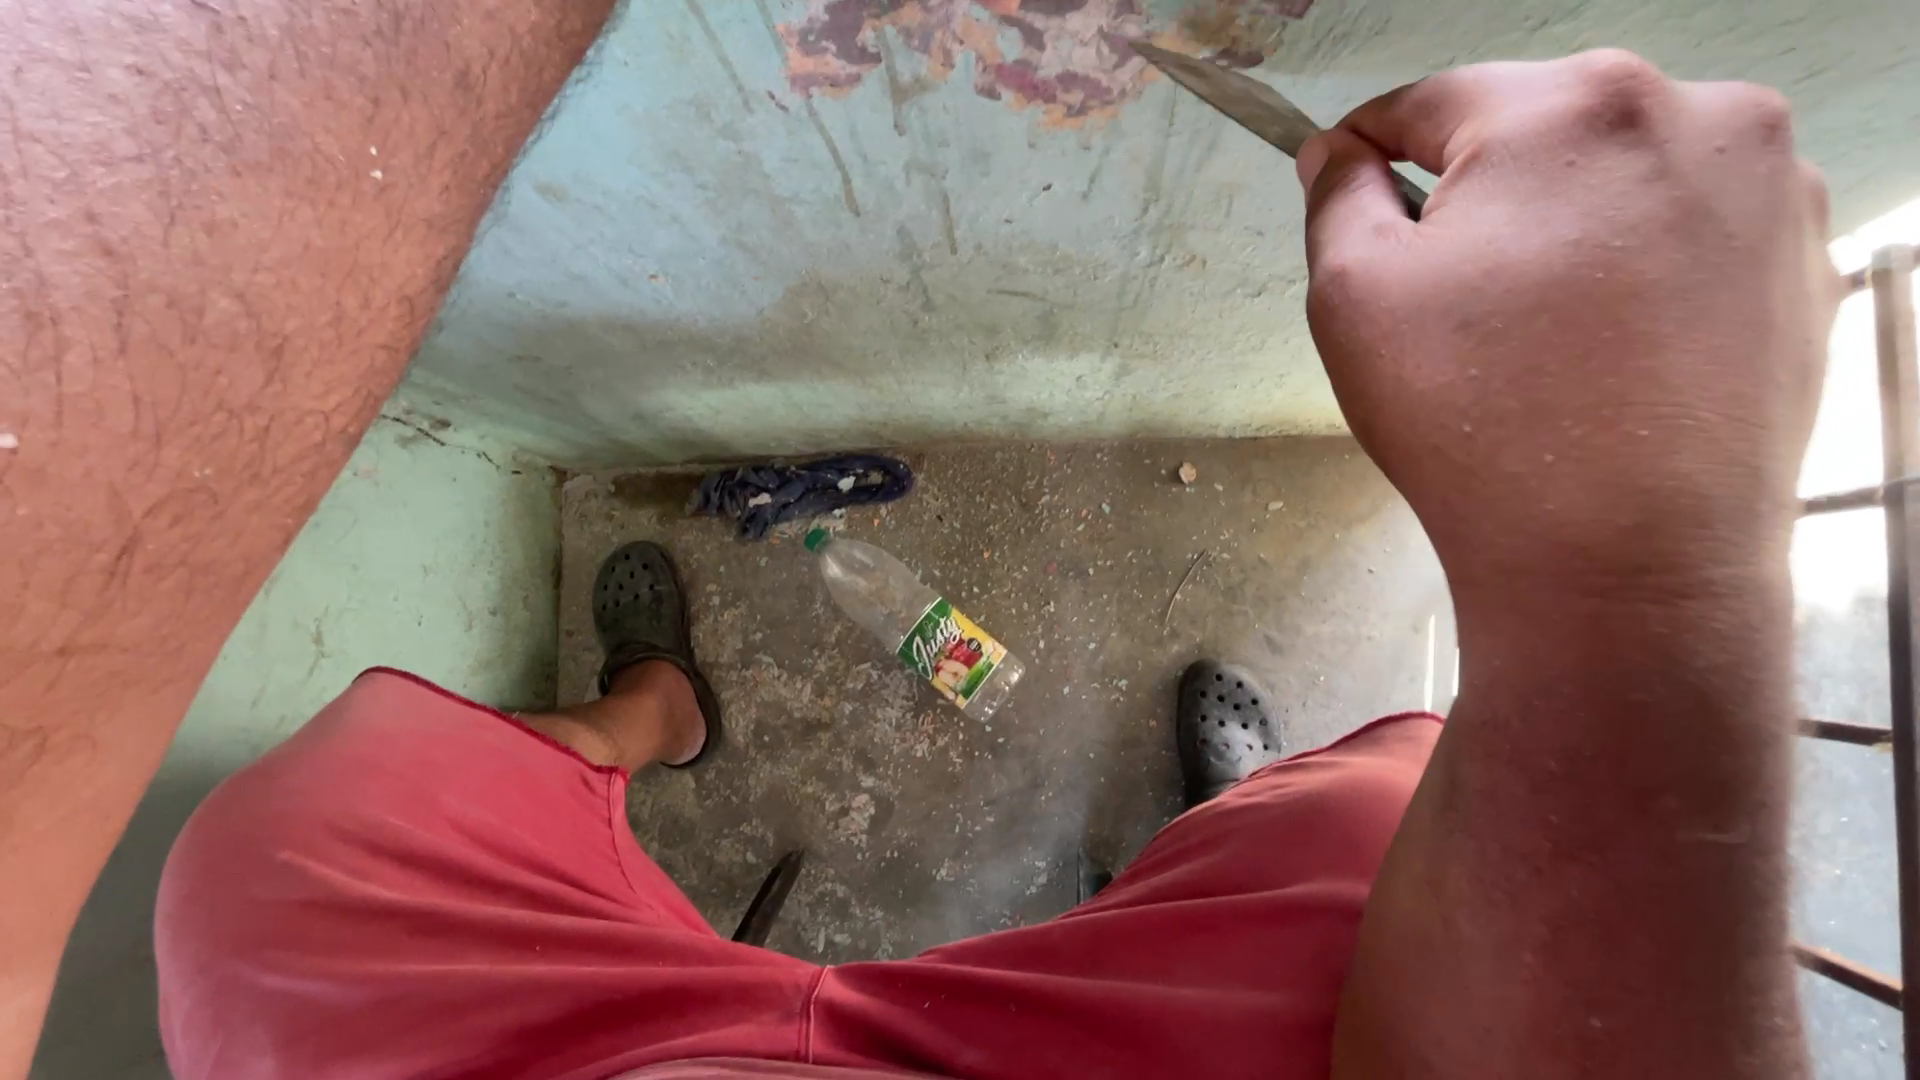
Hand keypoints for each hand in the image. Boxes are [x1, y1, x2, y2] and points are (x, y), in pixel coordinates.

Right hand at [1297, 50, 1839, 605]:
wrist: (1619, 555)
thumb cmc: (1463, 414)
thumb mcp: (1349, 296)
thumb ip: (1334, 199)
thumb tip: (1337, 153)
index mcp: (1565, 108)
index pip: (1431, 99)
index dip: (1364, 147)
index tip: (1339, 194)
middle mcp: (1695, 109)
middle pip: (1528, 131)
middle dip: (1464, 196)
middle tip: (1431, 296)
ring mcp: (1769, 182)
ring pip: (1608, 178)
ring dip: (1546, 226)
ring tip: (1519, 331)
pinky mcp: (1803, 258)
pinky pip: (1676, 228)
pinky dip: (1619, 265)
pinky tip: (1591, 347)